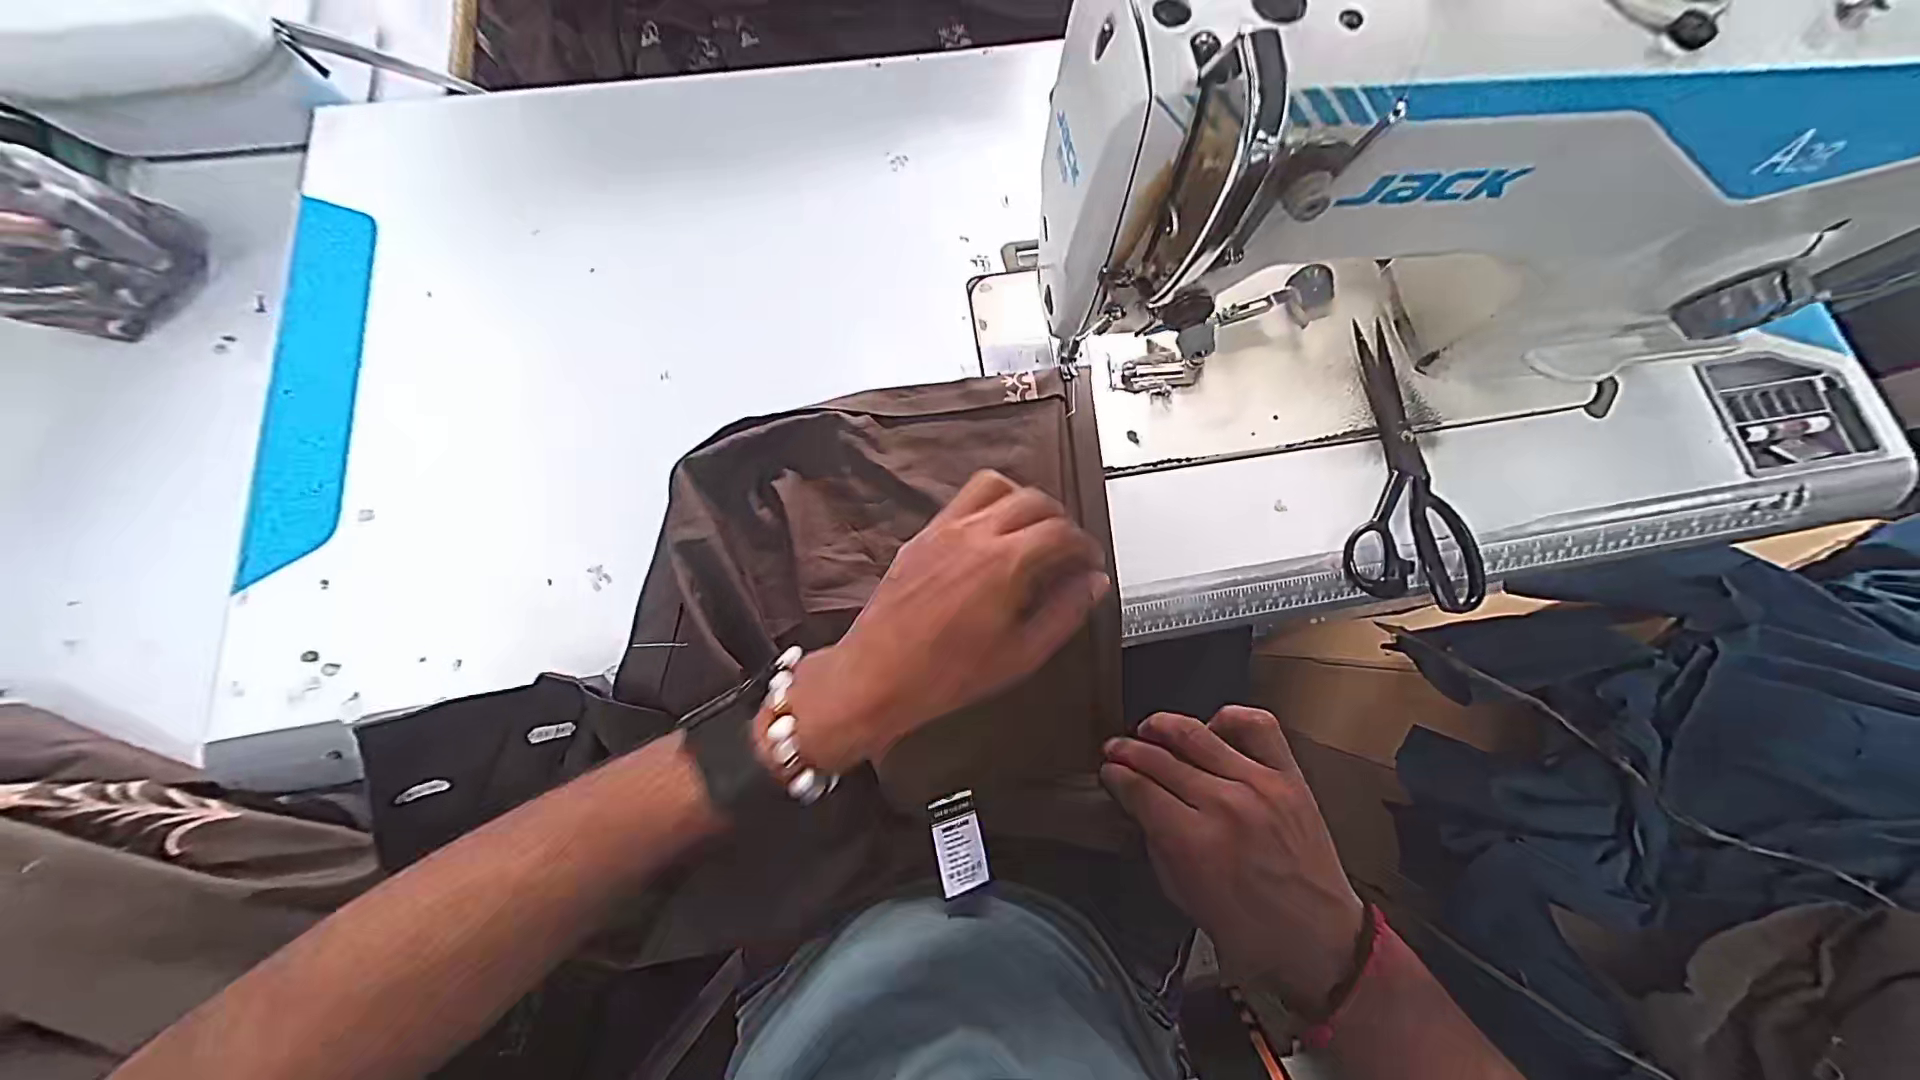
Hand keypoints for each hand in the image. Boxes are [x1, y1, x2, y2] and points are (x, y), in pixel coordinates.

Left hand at [787, 469, 1109, 771]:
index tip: (1088, 560)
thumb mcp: (1020, 654)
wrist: (878, 677)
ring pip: (994, 486)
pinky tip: (990, 535)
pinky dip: (986, 506)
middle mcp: (973, 536)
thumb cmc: (940, 674)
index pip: (1061, 531)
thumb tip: (1091, 585)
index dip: (1084, 544)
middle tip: (1067, 545)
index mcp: (1003, 563)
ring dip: (1022, 500)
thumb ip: (1064, 612)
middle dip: (1061, 518)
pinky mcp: (921, 537)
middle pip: (1033, 499)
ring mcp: (942, 532)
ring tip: (1031, 528)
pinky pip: (960, 501)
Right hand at [1101, 707, 1364, 1007]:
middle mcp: (1225, 806)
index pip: (1137, 787)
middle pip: (1157, 757)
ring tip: (1150, 729)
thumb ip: (1155, 842)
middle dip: (1127, 750)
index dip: (1115, 775)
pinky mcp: (1289, 778)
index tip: (1109, 771)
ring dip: (1161, 725)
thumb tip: (1137, 803)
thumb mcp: (1182, 895)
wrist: (1321, 942)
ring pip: (1194, 733)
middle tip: (1117, 749)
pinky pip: (1256, 726)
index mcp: (1194, 843)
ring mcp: (1259, 786)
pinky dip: (1227, 719)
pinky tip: (1211, 728)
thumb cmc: (1252, 931)